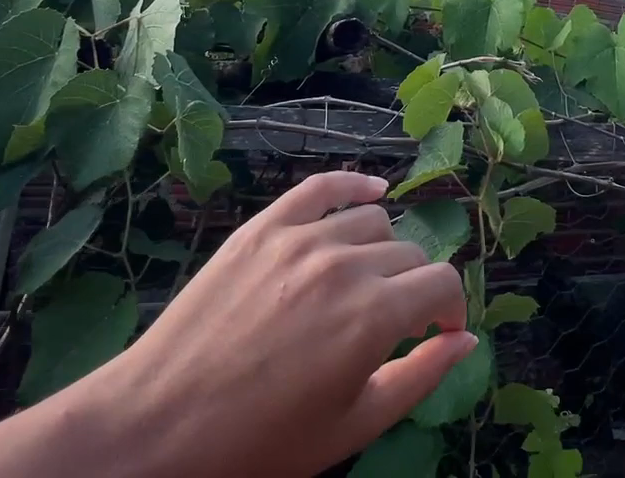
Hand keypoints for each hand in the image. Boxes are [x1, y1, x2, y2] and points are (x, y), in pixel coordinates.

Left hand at [98, 170, 474, 475]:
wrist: (158, 425)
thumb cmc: (261, 441)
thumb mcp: (353, 426)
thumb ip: (420, 377)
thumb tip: (466, 338)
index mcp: (374, 317)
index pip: (442, 284)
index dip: (450, 309)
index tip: (437, 332)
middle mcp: (345, 264)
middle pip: (408, 254)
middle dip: (413, 288)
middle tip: (392, 322)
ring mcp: (301, 238)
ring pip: (371, 221)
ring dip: (382, 251)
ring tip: (363, 283)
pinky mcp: (264, 227)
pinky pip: (321, 187)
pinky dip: (353, 183)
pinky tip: (372, 190)